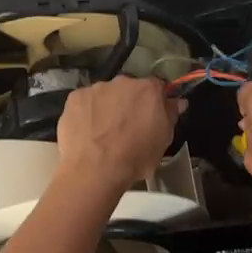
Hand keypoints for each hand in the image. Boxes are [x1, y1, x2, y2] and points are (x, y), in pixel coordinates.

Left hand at [55, 76, 181, 192]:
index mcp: (148, 89)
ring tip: (103, 132)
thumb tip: (177, 101)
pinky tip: (87, 131)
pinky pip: (85, 102)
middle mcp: (122, 82)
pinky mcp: (74, 98)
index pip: (156, 87)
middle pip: (129, 89)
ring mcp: (95, 88)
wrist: (94, 170)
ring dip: (107, 107)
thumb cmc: (135, 158)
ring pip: (105, 94)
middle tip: (127, 127)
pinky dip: (87, 112)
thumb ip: (170, 115)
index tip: (152, 115)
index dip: (155, 101)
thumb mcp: (163, 141)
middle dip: (129, 103)